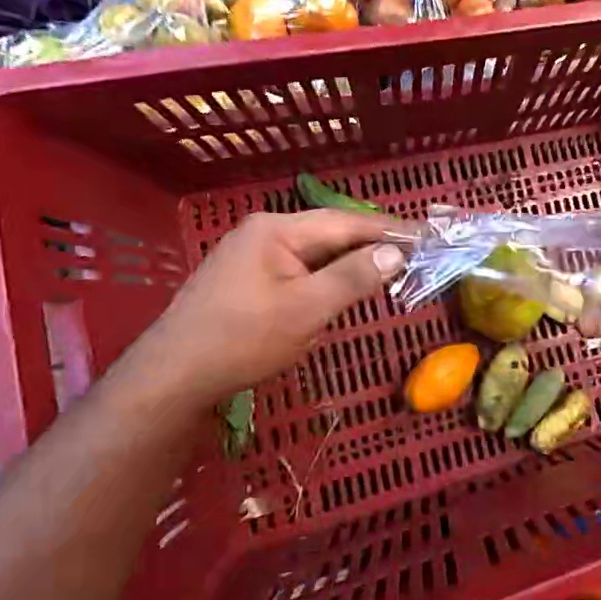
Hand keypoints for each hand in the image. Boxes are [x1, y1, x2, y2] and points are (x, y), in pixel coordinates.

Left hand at [122, 210, 409, 407]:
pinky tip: (342, 289)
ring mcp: (251, 254)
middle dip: (372, 245)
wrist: (173, 376)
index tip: (426, 236)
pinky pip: (299, 268)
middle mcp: (264, 231)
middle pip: (331, 233)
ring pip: (315, 252)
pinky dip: (327, 277)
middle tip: (414, 255)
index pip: (347, 223)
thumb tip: (395, 252)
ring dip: (350, 262)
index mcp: (278, 229)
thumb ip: (353, 277)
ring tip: (389, 271)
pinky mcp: (245, 278)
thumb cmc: (243, 339)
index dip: (390, 230)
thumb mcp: (307, 309)